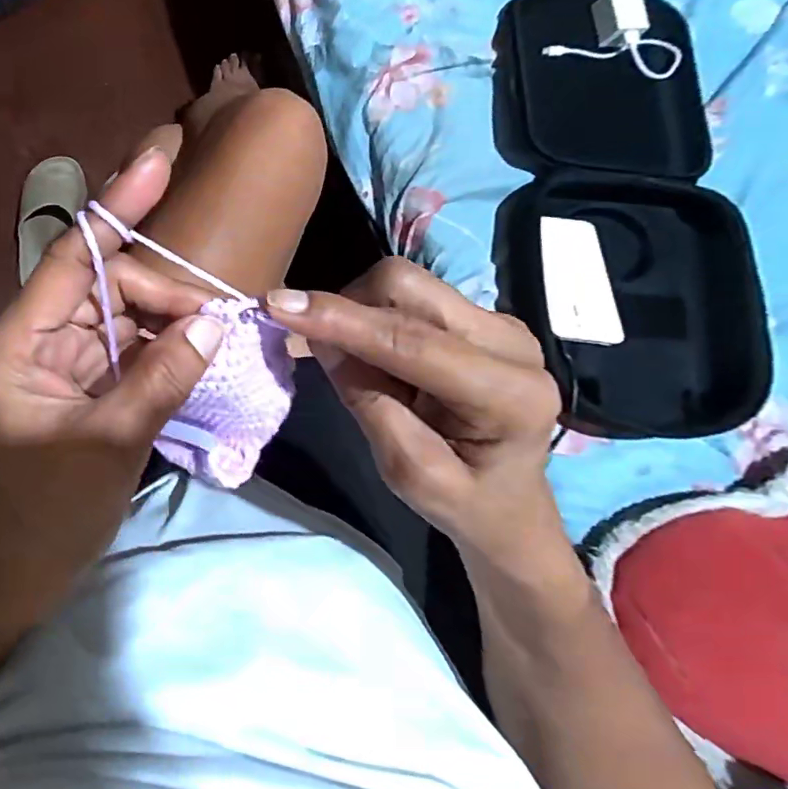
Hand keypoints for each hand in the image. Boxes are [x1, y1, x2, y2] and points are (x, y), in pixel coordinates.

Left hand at [0, 147, 224, 588]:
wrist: (36, 559)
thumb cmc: (55, 506)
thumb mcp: (111, 441)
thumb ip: (162, 376)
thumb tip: (214, 319)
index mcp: (19, 343)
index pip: (69, 259)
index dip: (114, 209)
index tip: (156, 162)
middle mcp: (38, 335)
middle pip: (104, 281)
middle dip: (161, 287)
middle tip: (217, 309)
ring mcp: (65, 352)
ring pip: (122, 306)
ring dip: (168, 309)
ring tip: (215, 320)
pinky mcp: (89, 372)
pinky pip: (131, 336)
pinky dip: (165, 335)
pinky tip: (197, 334)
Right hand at [262, 258, 565, 560]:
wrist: (510, 504)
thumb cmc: (463, 501)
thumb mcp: (407, 472)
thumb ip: (367, 402)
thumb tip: (318, 338)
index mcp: (507, 393)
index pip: (410, 340)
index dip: (340, 319)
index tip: (277, 305)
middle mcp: (509, 342)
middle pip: (408, 287)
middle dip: (347, 305)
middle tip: (317, 342)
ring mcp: (495, 323)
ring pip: (404, 284)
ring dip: (357, 310)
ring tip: (351, 358)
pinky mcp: (476, 317)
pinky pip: (409, 296)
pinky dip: (371, 314)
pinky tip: (370, 353)